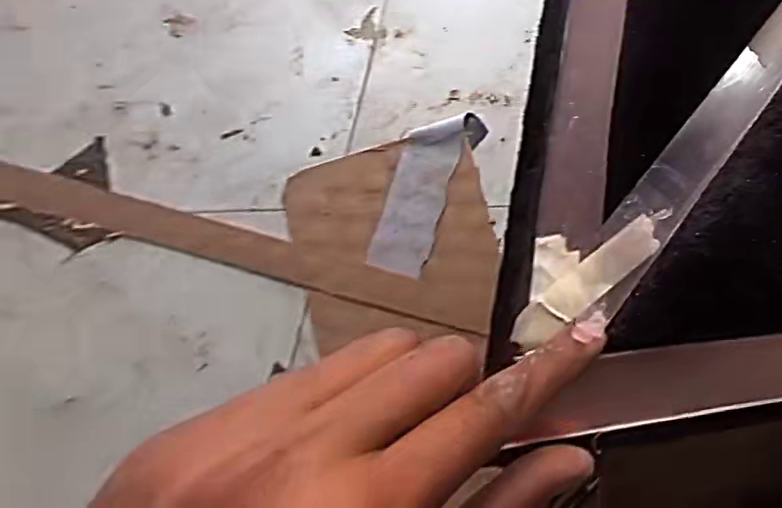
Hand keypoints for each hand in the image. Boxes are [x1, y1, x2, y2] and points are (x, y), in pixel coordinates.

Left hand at [92, 318, 606, 507]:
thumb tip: (574, 454)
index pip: (489, 407)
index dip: (550, 368)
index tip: (590, 333)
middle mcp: (294, 461)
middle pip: (443, 357)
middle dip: (468, 383)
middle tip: (462, 424)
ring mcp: (228, 441)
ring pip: (384, 347)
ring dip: (407, 380)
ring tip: (387, 433)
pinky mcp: (179, 437)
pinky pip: (308, 371)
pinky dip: (338, 396)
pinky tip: (314, 451)